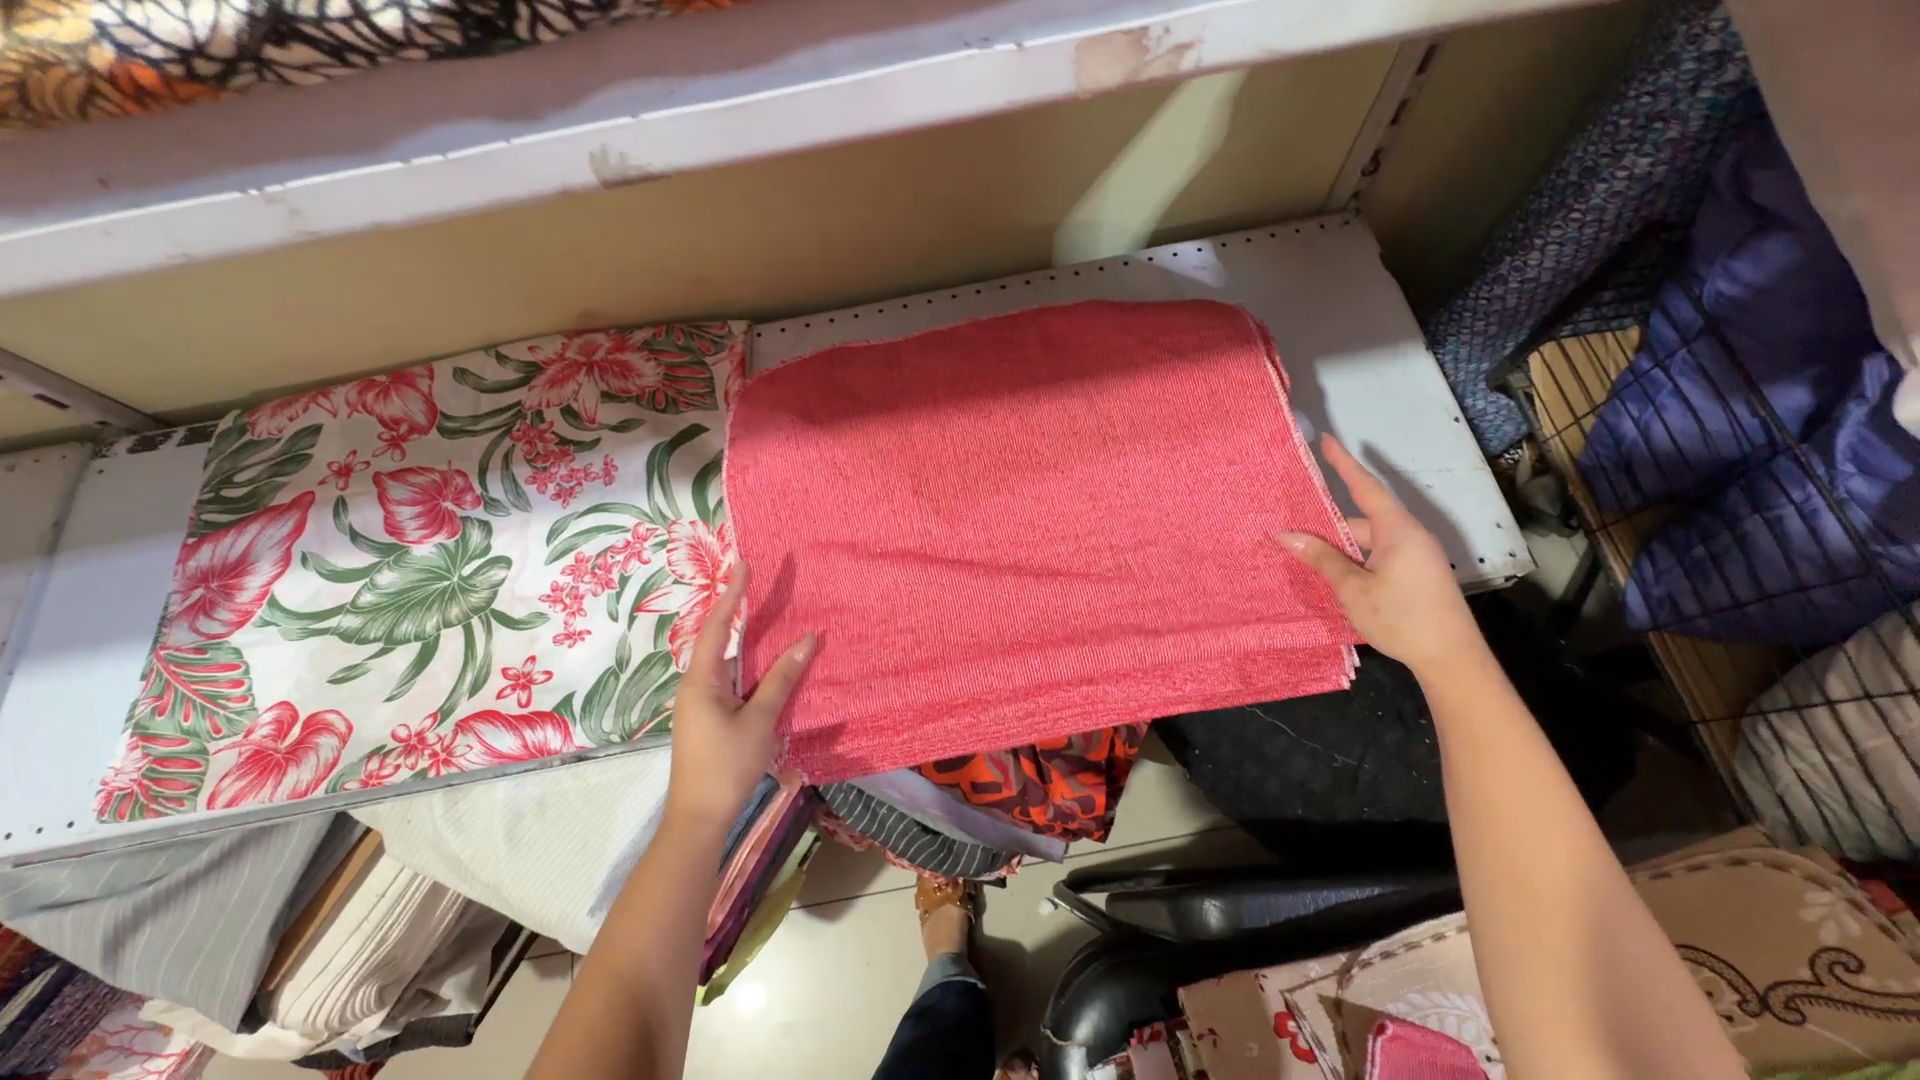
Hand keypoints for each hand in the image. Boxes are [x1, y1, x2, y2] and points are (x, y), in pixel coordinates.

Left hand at [664, 562, 813, 826]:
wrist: (699, 816)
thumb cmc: (727, 764)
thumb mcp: (759, 719)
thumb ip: (782, 678)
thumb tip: (807, 639)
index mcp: (701, 680)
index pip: (717, 625)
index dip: (732, 594)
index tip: (745, 565)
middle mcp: (696, 686)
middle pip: (721, 642)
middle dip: (740, 615)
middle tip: (762, 588)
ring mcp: (701, 705)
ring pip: (730, 666)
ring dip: (751, 648)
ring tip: (774, 625)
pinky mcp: (710, 721)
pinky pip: (732, 685)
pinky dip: (752, 673)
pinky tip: (770, 673)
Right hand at [1277, 434, 1482, 676]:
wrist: (1450, 656)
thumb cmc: (1401, 617)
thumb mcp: (1353, 588)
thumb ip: (1321, 558)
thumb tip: (1286, 535)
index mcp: (1397, 530)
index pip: (1365, 488)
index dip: (1344, 464)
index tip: (1327, 440)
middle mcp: (1410, 535)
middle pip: (1362, 519)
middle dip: (1330, 525)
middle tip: (1294, 532)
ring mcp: (1416, 556)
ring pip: (1370, 541)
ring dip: (1342, 547)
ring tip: (1308, 557)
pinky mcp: (1418, 574)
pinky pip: (1380, 555)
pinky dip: (1356, 559)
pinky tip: (1336, 575)